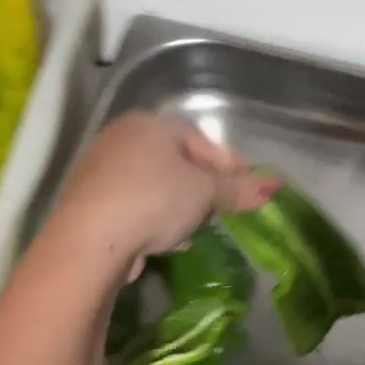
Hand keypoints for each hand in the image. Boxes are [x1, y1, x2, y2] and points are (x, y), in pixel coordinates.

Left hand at [47, 113, 280, 278]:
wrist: (92, 237)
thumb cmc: (155, 200)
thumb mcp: (205, 193)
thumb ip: (238, 189)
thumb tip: (272, 187)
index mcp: (151, 123)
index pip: (202, 139)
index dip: (231, 164)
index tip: (251, 188)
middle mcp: (123, 137)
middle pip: (177, 162)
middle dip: (204, 187)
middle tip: (224, 210)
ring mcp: (103, 169)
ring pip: (157, 186)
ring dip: (181, 207)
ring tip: (196, 230)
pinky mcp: (93, 202)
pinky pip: (137, 207)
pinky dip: (156, 220)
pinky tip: (166, 241)